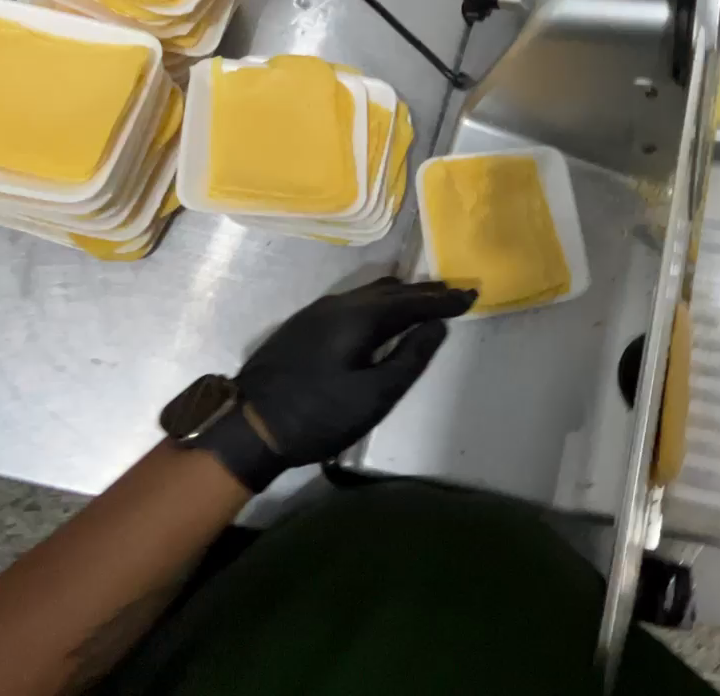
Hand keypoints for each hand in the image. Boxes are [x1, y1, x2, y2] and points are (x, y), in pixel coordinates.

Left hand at [235, 278, 476, 471]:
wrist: (248, 428)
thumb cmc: (318, 415)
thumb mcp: (374, 395)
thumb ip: (410, 358)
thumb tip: (436, 327)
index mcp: (359, 317)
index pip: (412, 301)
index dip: (444, 299)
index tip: (472, 295)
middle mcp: (340, 304)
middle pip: (392, 290)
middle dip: (426, 292)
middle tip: (454, 293)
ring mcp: (318, 311)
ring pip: (370, 292)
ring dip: (402, 294)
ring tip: (425, 299)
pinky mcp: (305, 323)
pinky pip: (354, 300)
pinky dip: (380, 301)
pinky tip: (383, 312)